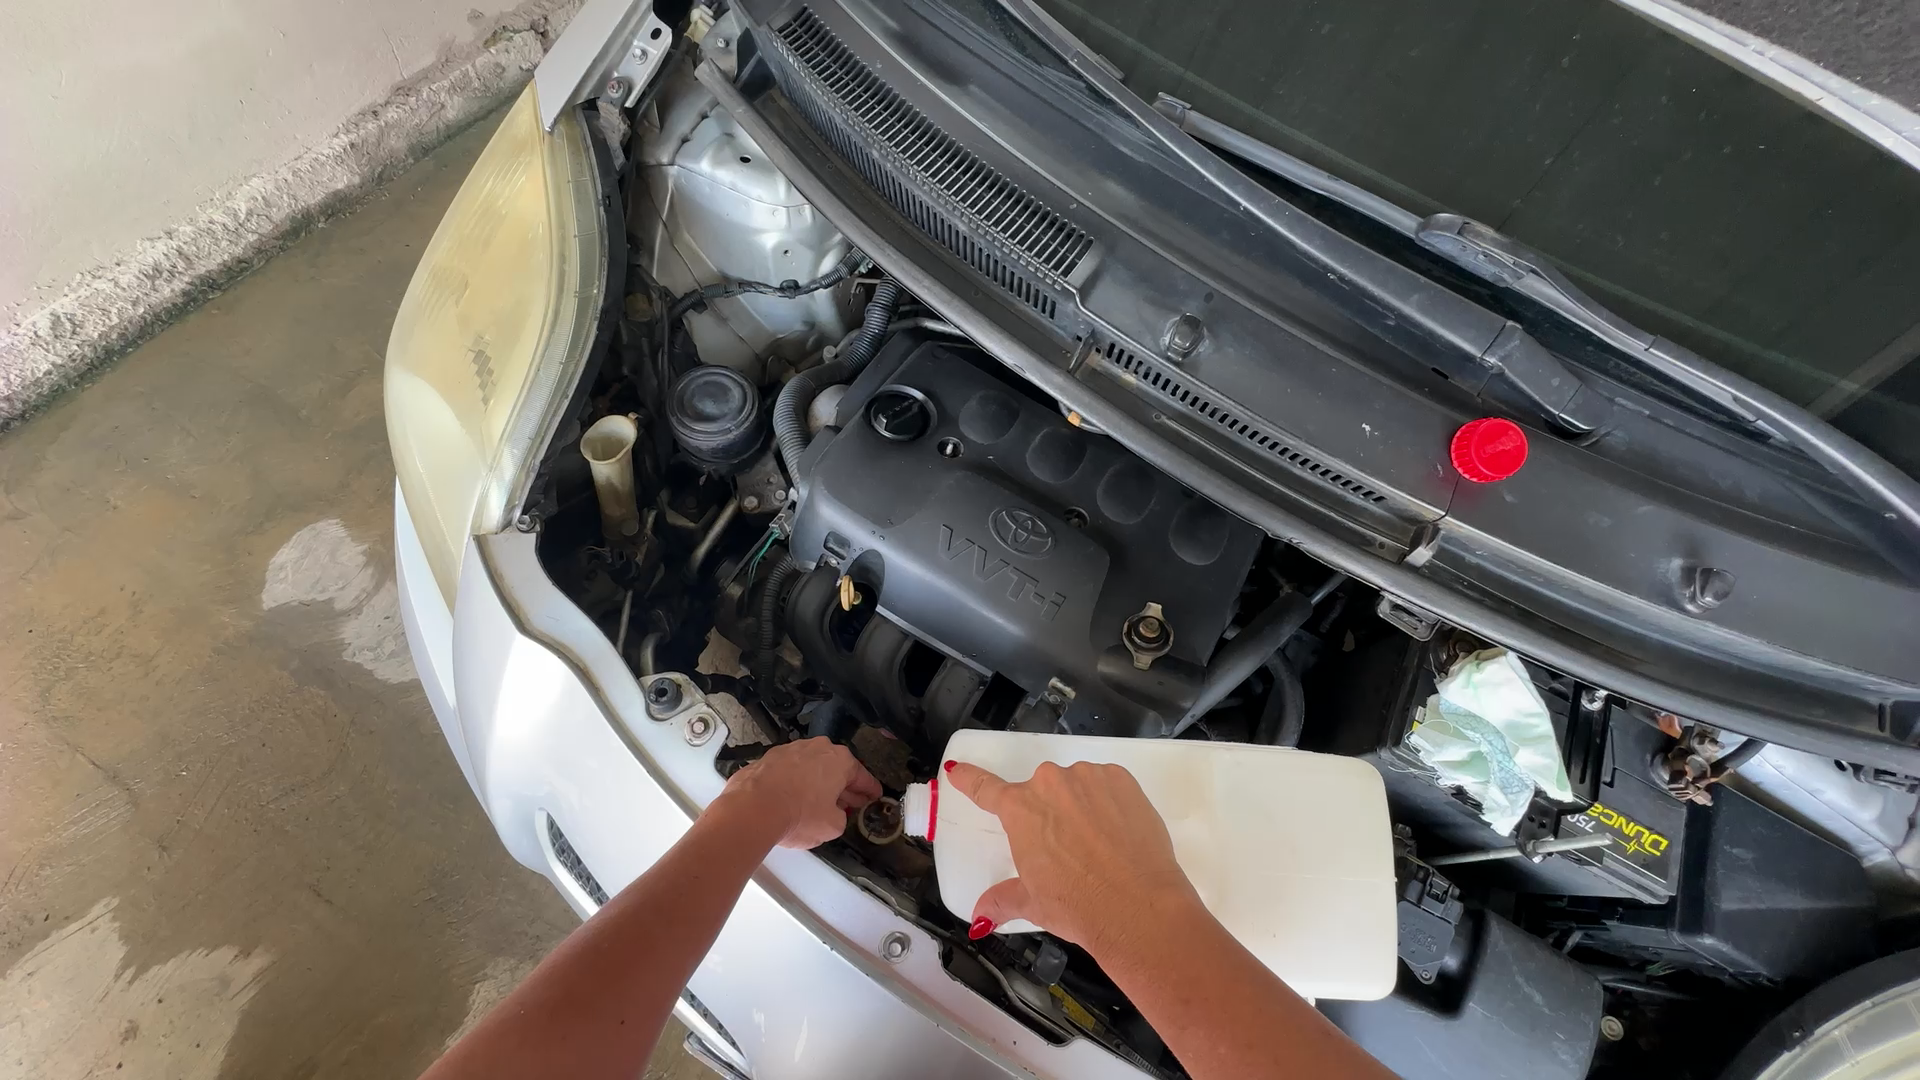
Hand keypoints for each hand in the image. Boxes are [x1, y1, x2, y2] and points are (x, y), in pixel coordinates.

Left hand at [713, 737, 881, 848]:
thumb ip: (841, 817)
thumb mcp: (833, 826)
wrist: (752, 810)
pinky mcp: (768, 758)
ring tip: (816, 804)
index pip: (862, 775)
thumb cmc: (797, 814)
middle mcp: (817, 748)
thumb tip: (834, 813)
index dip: (870, 789)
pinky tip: (791, 800)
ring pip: (811, 767)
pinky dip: (792, 783)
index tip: (874, 795)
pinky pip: (788, 771)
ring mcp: (791, 750)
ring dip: (816, 783)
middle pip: (836, 768)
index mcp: (839, 760)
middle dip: (842, 786)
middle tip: (848, 803)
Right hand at [945, 761, 1203, 955]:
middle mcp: (1050, 783)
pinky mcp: (1121, 777)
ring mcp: (1088, 776)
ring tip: (1097, 845)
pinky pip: (1106, 783)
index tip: (956, 768)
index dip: (969, 778)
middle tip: (1065, 848)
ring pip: (1076, 786)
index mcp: (1021, 809)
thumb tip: (980, 917)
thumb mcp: (1034, 903)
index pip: (985, 788)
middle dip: (1048, 814)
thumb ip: (1002, 899)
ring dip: (1080, 805)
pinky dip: (1109, 802)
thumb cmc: (1078, 906)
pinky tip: (1117, 833)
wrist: (1139, 907)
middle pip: (1041, 792)